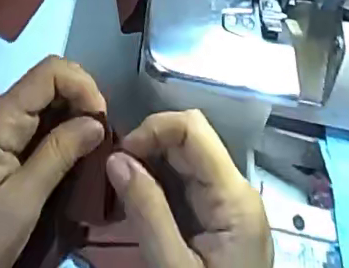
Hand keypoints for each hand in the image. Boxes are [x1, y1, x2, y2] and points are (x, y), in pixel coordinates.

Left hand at [0, 57, 108, 267]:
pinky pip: (37, 122)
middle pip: (48, 80)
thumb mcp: (23, 201)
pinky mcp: (0, 147)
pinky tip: (74, 152)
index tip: (102, 120)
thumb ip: (59, 154)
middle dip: (81, 97)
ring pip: (45, 100)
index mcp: (1, 117)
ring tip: (94, 143)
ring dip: (73, 113)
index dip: (82, 84)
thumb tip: (97, 121)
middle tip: (101, 134)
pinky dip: (61, 128)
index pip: (49, 71)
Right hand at [107, 110, 272, 267]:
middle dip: (148, 145)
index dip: (153, 129)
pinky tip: (136, 200)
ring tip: (118, 186)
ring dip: (150, 163)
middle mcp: (236, 190)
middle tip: (112, 172)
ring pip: (186, 159)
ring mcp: (230, 204)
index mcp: (234, 197)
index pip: (193, 129)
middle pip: (190, 140)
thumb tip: (116, 158)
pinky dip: (158, 183)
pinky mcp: (220, 220)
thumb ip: (148, 214)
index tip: (118, 155)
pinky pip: (187, 185)